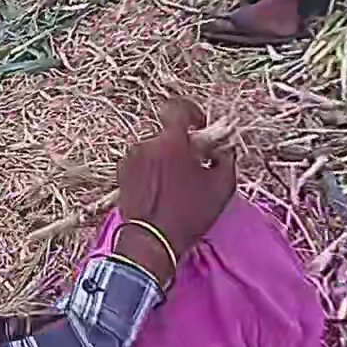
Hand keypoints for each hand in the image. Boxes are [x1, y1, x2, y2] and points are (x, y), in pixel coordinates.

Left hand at [113, 100, 235, 286]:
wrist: (150, 238)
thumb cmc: (189, 213)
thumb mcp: (221, 186)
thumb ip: (225, 157)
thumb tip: (223, 146)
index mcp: (171, 142)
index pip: (177, 108)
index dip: (192, 113)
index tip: (201, 127)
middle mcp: (146, 144)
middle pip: (167, 132)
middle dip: (182, 142)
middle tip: (195, 161)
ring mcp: (130, 158)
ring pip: (153, 147)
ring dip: (166, 156)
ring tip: (178, 179)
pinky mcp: (121, 172)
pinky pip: (141, 161)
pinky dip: (152, 167)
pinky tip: (161, 187)